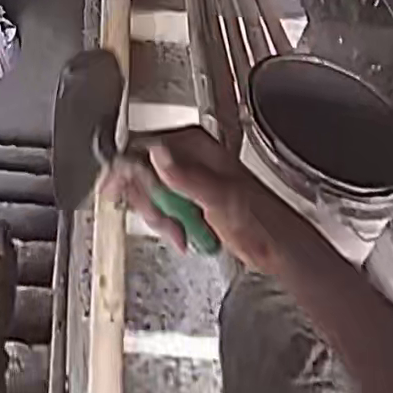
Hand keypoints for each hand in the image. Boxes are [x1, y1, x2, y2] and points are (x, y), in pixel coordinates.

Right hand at [109, 126, 300, 273]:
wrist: (278, 249)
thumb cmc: (260, 219)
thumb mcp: (220, 196)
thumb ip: (186, 176)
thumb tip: (157, 154)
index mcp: (192, 143)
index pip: (142, 146)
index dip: (126, 169)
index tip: (114, 189)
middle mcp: (185, 154)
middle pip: (140, 169)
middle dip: (147, 201)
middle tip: (160, 220)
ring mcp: (184, 176)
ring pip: (147, 190)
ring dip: (157, 216)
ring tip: (176, 233)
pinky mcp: (185, 197)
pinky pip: (158, 206)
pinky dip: (164, 223)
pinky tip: (180, 235)